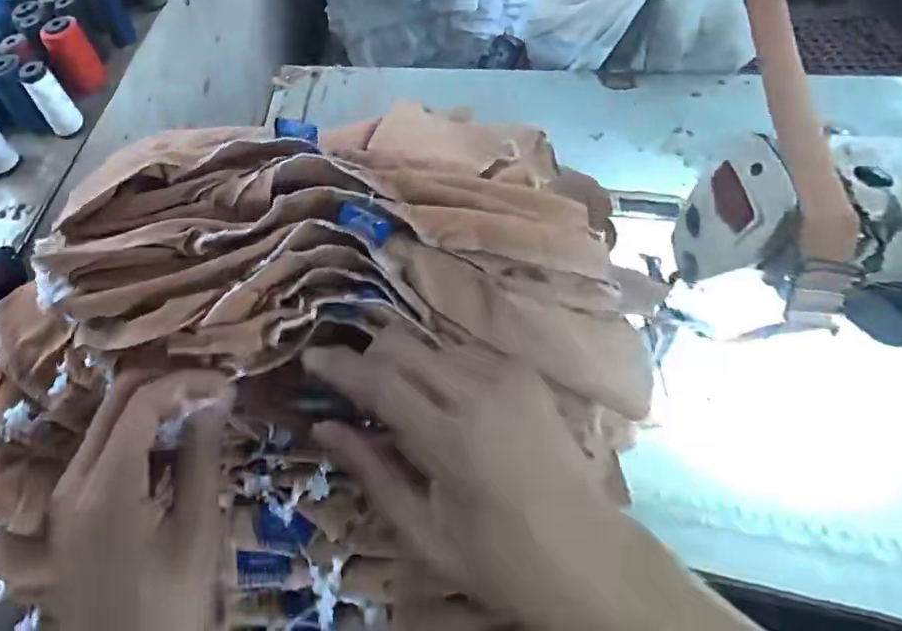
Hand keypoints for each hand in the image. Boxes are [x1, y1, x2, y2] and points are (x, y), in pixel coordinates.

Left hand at [49, 370, 234, 630]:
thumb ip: (202, 452)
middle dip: (168, 382)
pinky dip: (138, 432)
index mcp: (102, 488)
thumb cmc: (170, 607)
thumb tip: (217, 392)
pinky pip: (102, 447)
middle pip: (117, 398)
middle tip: (213, 389)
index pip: (142, 401)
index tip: (227, 382)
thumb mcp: (197, 531)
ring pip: (107, 418)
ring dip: (154, 404)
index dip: (187, 380)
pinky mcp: (67, 510)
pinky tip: (172, 445)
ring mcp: (63, 496)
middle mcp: (70, 481)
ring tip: (200, 410)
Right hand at [304, 329, 753, 630]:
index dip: (339, 366)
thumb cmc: (500, 560)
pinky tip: (443, 398)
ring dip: (403, 361)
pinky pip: (461, 350)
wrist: (590, 556)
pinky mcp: (524, 371)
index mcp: (451, 439)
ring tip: (401, 398)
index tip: (311, 357)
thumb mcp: (424, 533)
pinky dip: (438, 365)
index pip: (379, 381)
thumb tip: (323, 427)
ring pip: (429, 342)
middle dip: (368, 358)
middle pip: (400, 346)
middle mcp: (477, 391)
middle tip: (353, 386)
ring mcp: (506, 374)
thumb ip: (372, 472)